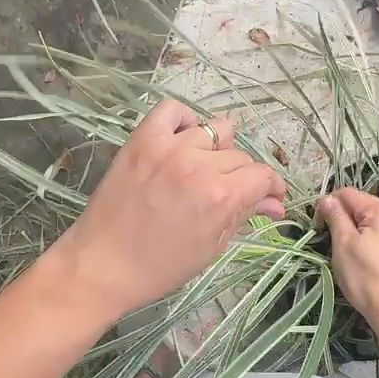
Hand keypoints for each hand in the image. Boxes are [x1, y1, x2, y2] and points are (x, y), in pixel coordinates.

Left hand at [47, 99, 285, 320]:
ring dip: (216, 150)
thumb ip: (244, 215)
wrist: (101, 266)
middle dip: (242, 176)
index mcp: (220, 196)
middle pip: (239, 156)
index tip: (269, 196)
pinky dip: (183, 120)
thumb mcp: (211, 246)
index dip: (272, 187)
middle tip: (227, 194)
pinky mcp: (142, 139)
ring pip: (214, 130)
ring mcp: (169, 148)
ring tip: (203, 168)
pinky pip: (172, 110)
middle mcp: (199, 165)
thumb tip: (277, 205)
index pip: (263, 175)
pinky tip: (182, 140)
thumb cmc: (159, 267)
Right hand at [317, 188, 378, 323]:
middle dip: (342, 213)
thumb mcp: (344, 244)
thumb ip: (336, 217)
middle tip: (328, 234)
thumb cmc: (365, 277)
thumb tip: (326, 199)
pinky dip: (366, 234)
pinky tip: (359, 250)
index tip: (318, 222)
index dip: (329, 203)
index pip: (349, 193)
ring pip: (370, 217)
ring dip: (353, 224)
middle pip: (362, 203)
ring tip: (342, 244)